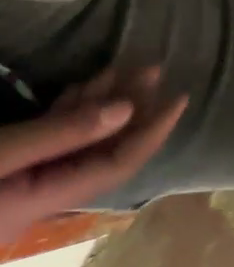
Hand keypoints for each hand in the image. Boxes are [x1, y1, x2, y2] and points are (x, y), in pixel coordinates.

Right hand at [0, 68, 186, 243]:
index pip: (119, 164)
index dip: (156, 128)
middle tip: (149, 64)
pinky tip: (79, 88)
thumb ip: (58, 136)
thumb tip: (128, 110)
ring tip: (122, 66)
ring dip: (98, 105)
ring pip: (72, 143)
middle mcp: (31, 199)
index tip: (182, 92)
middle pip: (98, 150)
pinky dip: (64, 115)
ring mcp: (10, 188)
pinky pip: (41, 145)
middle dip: (128, 106)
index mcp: (39, 202)